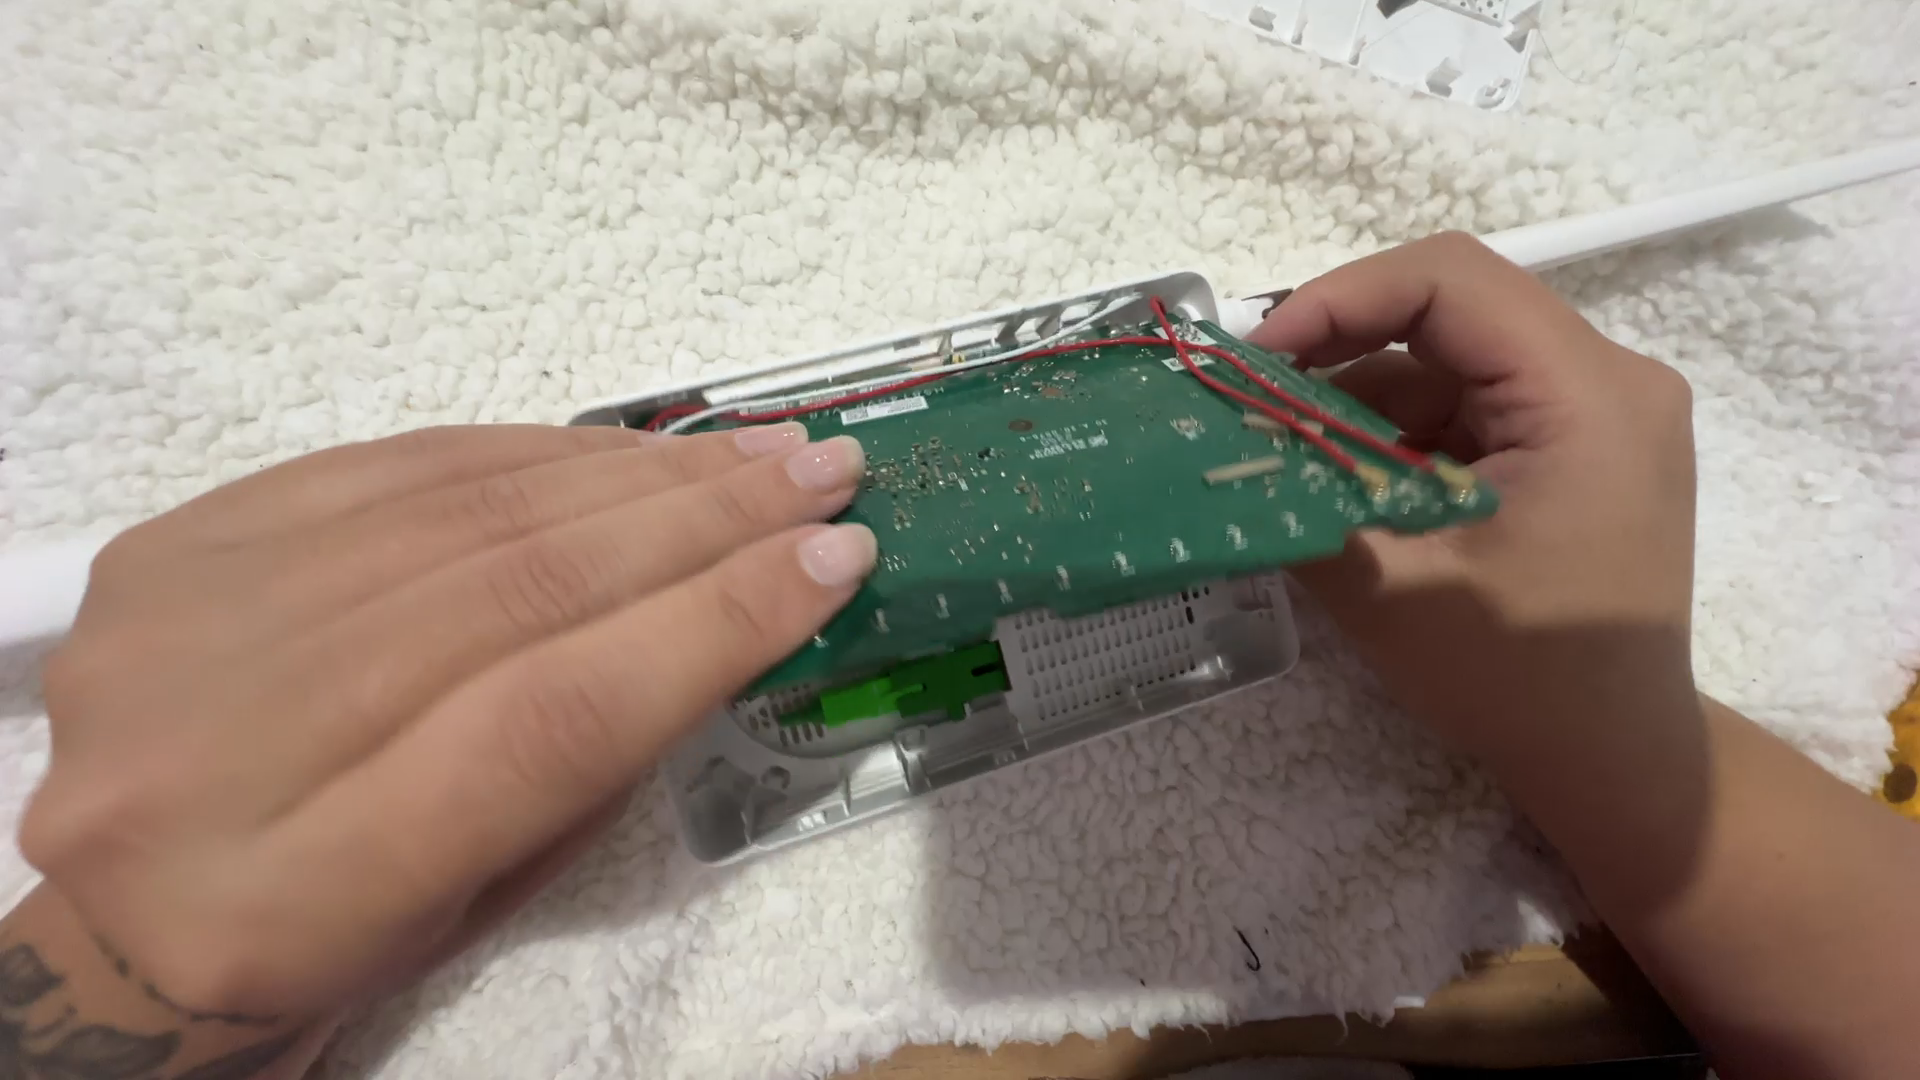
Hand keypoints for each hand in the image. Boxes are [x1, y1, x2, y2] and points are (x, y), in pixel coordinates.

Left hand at [21, 422, 874, 1020]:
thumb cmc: (366, 918)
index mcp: (313, 882)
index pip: (564, 714)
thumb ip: (612, 734)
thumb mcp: (510, 873)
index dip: (719, 621)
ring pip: (482, 507)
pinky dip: (562, 449)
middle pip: (528, 586)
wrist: (143, 898)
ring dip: (655, 470)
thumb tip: (739, 591)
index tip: (838, 557)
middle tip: (825, 473)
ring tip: (762, 451)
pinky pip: (419, 461)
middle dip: (711, 520)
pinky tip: (654, 448)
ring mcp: (192, 618)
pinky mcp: (191, 536)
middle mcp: (228, 739)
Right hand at [1247, 232, 1697, 761]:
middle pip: (1443, 311)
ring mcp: (1579, 411)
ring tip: (1277, 442)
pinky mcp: (1551, 445)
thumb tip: (1220, 447)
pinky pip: (1448, 404)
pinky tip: (1329, 471)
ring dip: (1348, 394)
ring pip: (1437, 359)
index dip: (1337, 299)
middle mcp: (1599, 381)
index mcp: (1584, 398)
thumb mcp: (1387, 591)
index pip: (1450, 282)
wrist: (1604, 750)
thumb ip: (1299, 507)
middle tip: (1250, 393)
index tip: (1255, 356)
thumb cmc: (1514, 678)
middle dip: (1332, 343)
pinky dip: (1377, 428)